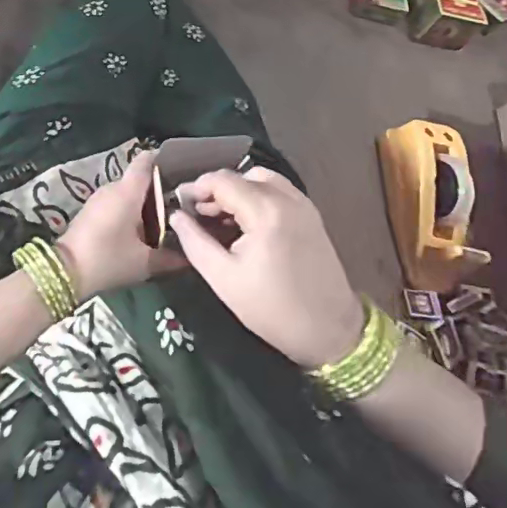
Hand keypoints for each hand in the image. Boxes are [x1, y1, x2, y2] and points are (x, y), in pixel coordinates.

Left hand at [55, 151, 185, 297]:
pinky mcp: (91, 211)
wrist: (65, 272)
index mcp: (128, 191)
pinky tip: (141, 228)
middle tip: (181, 203)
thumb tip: (191, 256)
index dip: (163, 159)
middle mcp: (113, 188)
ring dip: (144, 202)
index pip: (146, 160)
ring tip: (165, 217)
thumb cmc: (109, 258)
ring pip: (128, 192)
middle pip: (140, 178)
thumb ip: (171, 258)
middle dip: (159, 188)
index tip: (181, 170)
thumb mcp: (144, 262)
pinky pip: (116, 202)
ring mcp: (99, 198)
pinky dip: (130, 210)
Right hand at [170, 168, 365, 368]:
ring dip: (237, 191)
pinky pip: (278, 190)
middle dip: (215, 191)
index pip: (222, 180)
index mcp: (265, 211)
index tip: (179, 205)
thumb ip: (195, 242)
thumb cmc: (273, 309)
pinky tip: (246, 223)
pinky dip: (257, 196)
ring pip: (260, 179)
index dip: (197, 188)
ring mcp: (303, 203)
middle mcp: (287, 197)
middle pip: (241, 176)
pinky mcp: (311, 214)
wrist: (330, 331)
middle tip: (197, 217)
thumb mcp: (224, 279)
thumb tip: (176, 216)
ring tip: (221, 219)